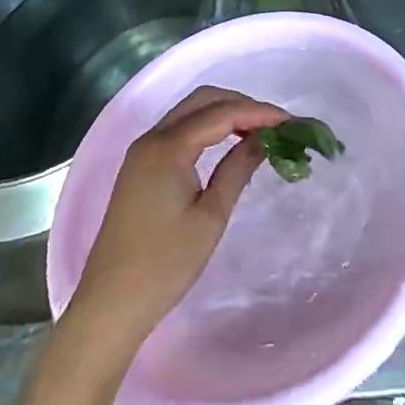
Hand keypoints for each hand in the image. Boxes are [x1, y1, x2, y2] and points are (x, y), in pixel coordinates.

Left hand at [68, 86, 287, 343]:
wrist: (111, 303)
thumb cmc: (165, 264)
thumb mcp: (211, 216)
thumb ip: (238, 169)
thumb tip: (264, 139)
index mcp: (167, 147)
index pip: (221, 113)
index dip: (259, 112)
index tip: (292, 122)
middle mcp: (151, 138)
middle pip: (202, 101)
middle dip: (242, 105)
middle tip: (276, 125)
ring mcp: (142, 151)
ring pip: (190, 112)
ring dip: (225, 113)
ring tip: (260, 133)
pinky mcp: (140, 166)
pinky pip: (179, 130)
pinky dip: (208, 128)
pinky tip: (229, 144)